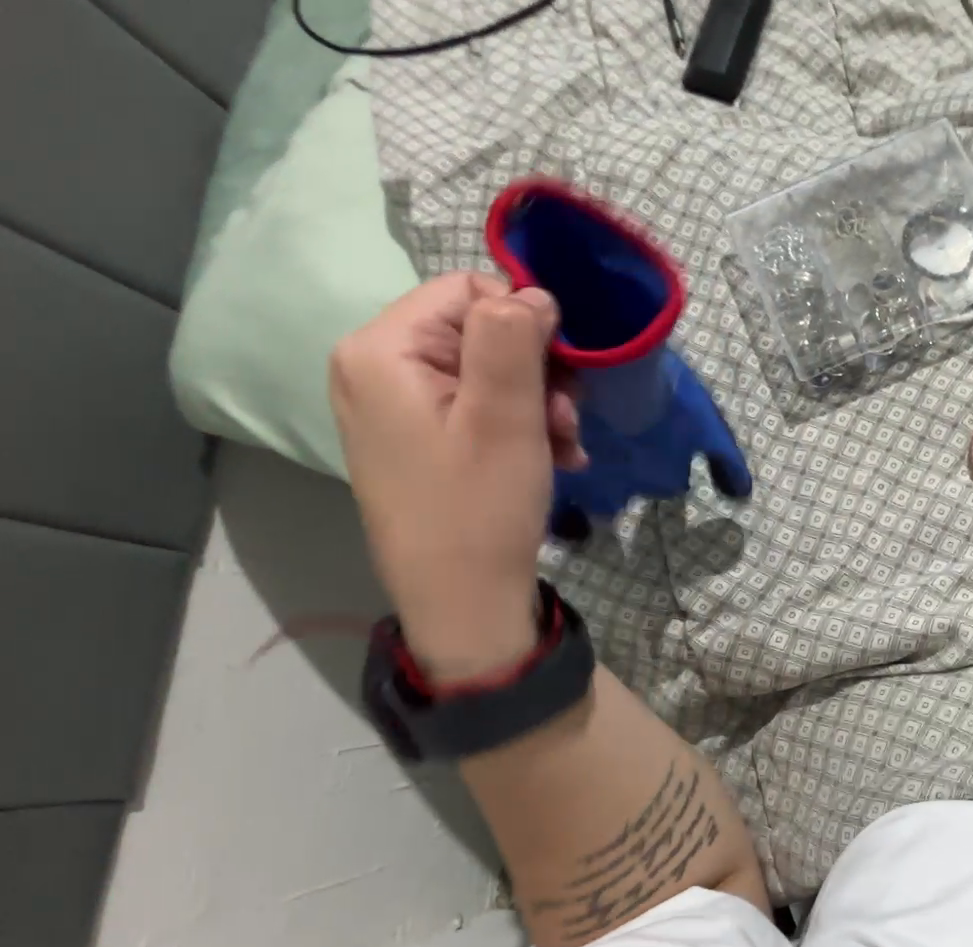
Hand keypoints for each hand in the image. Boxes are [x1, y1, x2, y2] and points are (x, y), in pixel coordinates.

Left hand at [329, 273, 583, 680]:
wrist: (462, 599)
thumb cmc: (481, 505)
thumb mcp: (507, 415)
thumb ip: (514, 337)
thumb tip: (533, 292)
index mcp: (381, 350)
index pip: (467, 290)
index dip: (526, 323)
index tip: (564, 375)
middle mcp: (373, 368)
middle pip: (477, 331)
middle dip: (537, 372)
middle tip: (568, 421)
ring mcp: (391, 407)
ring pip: (484, 372)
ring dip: (537, 404)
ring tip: (564, 447)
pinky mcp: (413, 439)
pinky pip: (473, 408)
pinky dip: (519, 426)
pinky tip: (552, 457)